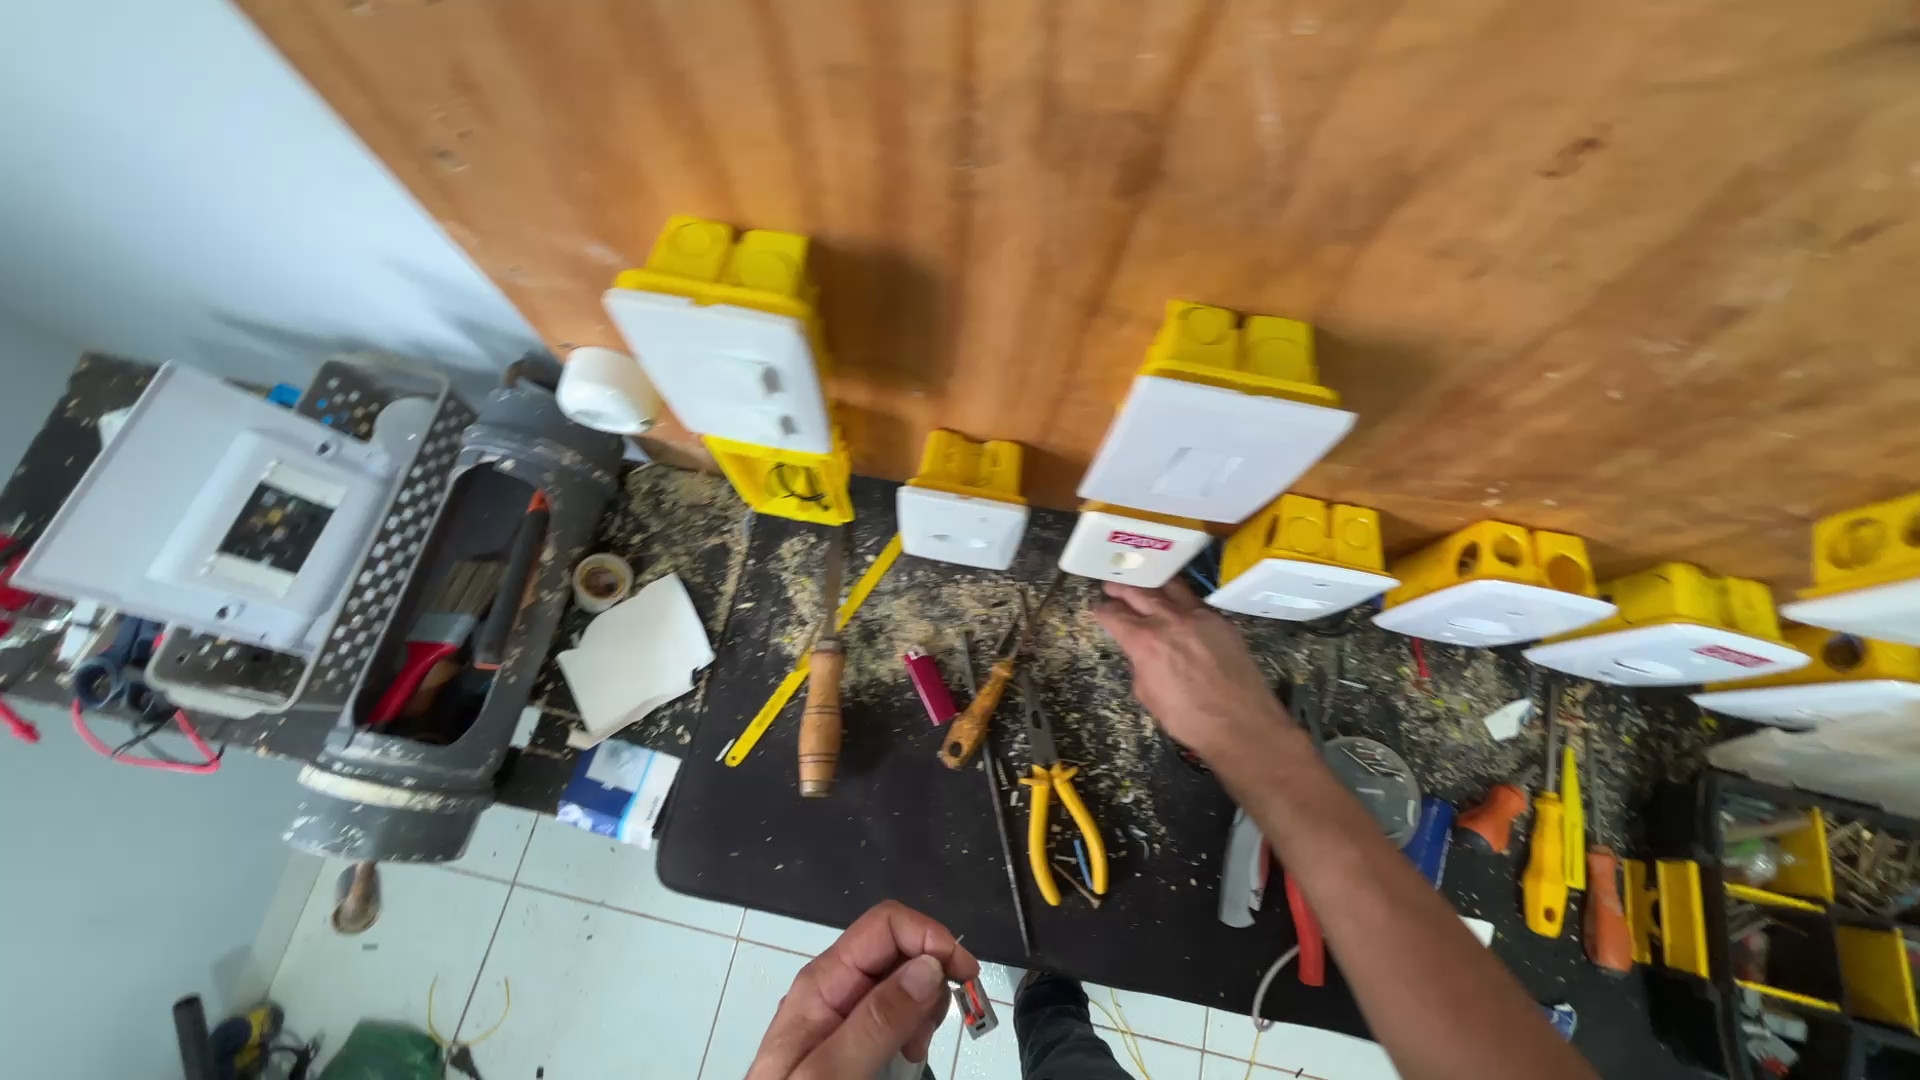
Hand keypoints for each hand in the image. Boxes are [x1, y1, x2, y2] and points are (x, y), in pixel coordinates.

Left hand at [747, 900, 978, 1078]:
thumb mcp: (829, 1075)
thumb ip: (877, 1021)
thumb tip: (930, 965)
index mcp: (823, 981)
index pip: (885, 924)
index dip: (930, 936)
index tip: (963, 976)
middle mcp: (836, 985)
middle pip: (899, 947)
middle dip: (932, 974)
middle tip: (935, 1027)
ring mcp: (845, 1009)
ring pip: (904, 977)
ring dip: (926, 1004)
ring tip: (918, 1048)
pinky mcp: (854, 1035)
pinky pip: (897, 1009)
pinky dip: (916, 1024)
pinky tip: (910, 1054)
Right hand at [1092, 580, 1296, 759]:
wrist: (1241, 723)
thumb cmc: (1188, 718)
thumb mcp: (1147, 694)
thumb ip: (1139, 665)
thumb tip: (1140, 653)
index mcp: (1144, 641)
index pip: (1114, 615)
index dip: (1102, 611)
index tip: (1098, 610)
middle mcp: (1168, 620)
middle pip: (1138, 593)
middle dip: (1121, 589)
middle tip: (1111, 587)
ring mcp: (1197, 616)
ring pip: (1168, 587)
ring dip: (1150, 585)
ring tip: (1141, 585)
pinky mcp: (1219, 620)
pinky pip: (1192, 600)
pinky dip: (1177, 597)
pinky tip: (1174, 603)